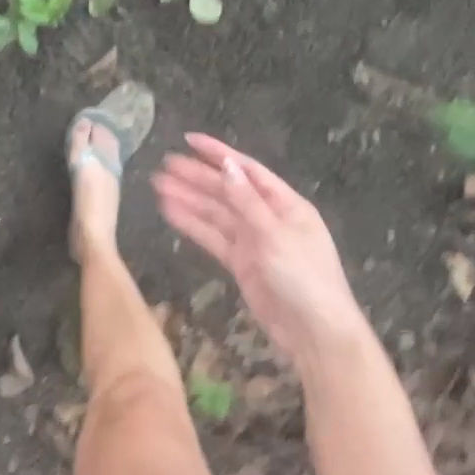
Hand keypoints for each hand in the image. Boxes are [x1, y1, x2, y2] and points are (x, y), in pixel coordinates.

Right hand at [151, 134, 373, 371]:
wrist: (316, 333)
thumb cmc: (304, 278)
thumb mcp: (275, 235)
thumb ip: (247, 201)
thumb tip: (226, 166)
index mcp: (286, 206)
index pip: (247, 171)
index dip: (218, 154)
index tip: (189, 140)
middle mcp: (268, 218)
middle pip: (227, 191)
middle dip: (196, 177)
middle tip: (163, 166)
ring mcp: (253, 241)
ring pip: (215, 213)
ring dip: (189, 199)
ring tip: (158, 186)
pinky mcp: (241, 263)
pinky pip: (212, 237)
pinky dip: (192, 224)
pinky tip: (170, 212)